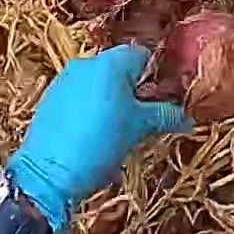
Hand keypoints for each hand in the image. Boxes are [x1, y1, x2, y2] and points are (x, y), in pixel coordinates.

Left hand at [5, 45, 190, 233]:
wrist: (46, 178)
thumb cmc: (100, 143)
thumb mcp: (139, 128)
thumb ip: (165, 115)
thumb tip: (188, 118)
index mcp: (111, 63)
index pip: (143, 55)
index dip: (155, 75)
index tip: (160, 98)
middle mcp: (87, 64)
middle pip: (121, 68)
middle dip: (134, 88)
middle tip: (143, 115)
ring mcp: (65, 80)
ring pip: (100, 82)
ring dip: (112, 98)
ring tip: (118, 127)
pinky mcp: (50, 99)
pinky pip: (81, 95)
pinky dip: (92, 107)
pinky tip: (95, 132)